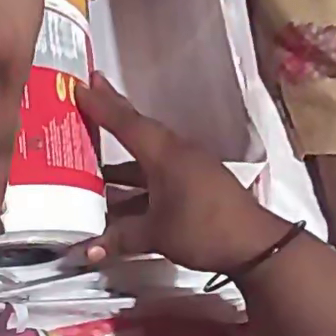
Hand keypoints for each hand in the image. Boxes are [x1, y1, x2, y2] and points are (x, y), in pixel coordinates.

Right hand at [76, 74, 290, 272]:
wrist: (254, 246)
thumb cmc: (204, 230)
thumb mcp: (157, 234)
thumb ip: (120, 237)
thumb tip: (88, 249)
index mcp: (165, 156)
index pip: (127, 124)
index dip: (102, 106)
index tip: (81, 85)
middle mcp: (175, 155)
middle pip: (137, 132)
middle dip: (112, 115)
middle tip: (88, 94)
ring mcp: (187, 170)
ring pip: (145, 158)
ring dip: (119, 160)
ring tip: (90, 159)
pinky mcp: (193, 185)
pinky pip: (156, 175)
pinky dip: (135, 182)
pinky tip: (117, 198)